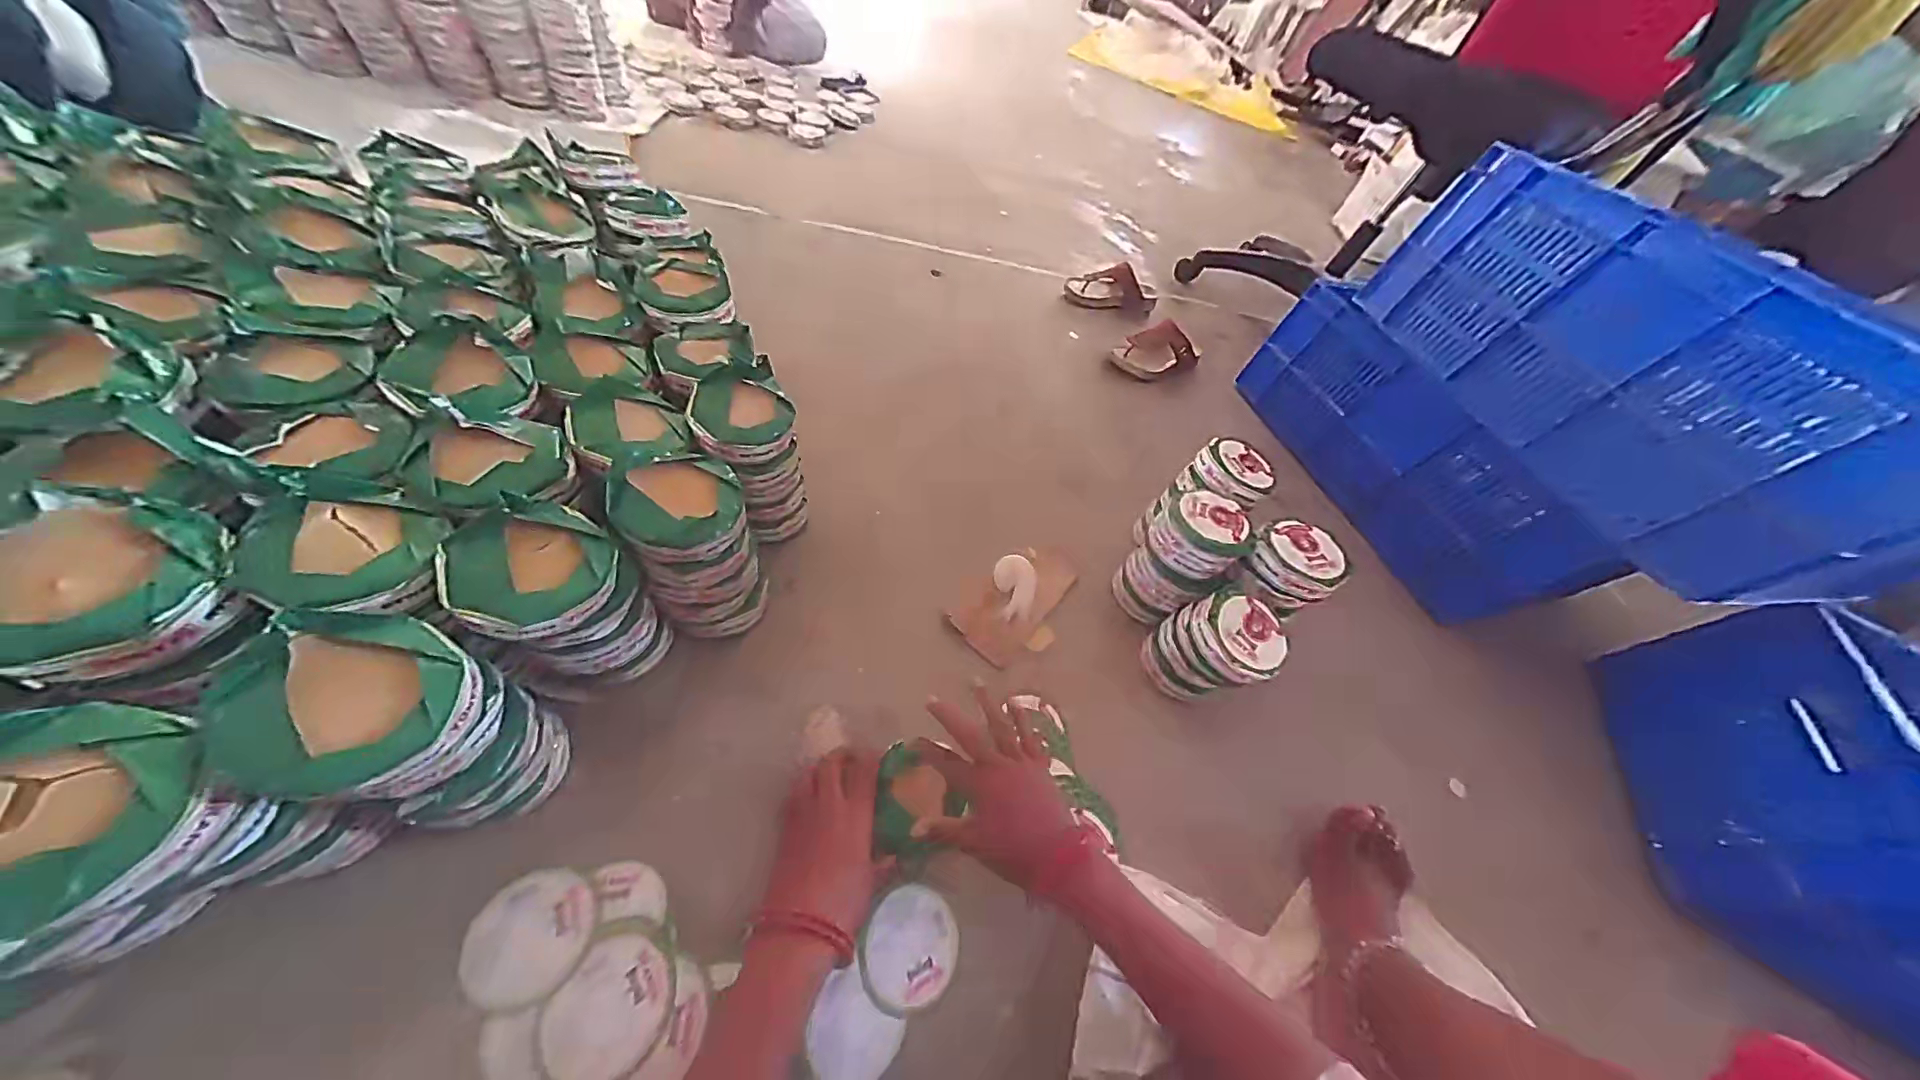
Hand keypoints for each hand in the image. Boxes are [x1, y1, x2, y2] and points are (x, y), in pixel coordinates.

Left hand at [762, 749, 888, 937]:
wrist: (799, 927)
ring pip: (808, 773)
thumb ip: (884, 860)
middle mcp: (828, 805)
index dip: (871, 757)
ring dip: (820, 769)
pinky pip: (794, 795)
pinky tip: (811, 801)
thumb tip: (896, 854)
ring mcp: (802, 815)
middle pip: (831, 763)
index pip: (864, 770)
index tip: (878, 756)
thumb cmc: (844, 903)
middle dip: (842, 755)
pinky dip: (804, 788)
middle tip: (852, 760)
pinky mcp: (783, 829)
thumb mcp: (873, 880)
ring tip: (829, 777)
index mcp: (855, 814)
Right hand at [915, 682, 1082, 893]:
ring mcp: (1021, 762)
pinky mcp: (1040, 766)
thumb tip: (913, 828)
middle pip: (971, 735)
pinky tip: (1018, 706)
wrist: (1058, 855)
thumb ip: (943, 830)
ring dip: (988, 704)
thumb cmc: (1012, 850)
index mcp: (979, 784)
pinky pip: (1030, 738)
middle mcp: (998, 766)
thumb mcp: (973, 843)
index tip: (911, 741)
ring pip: (1002, 727)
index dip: (927, 752)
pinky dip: (1024, 721)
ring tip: (977, 683)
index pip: (946, 764)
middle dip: (950, 716)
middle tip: (933, 699)